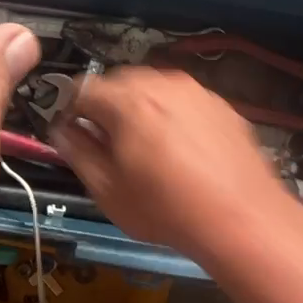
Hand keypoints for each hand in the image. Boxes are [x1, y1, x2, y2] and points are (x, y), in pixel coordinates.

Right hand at [49, 67, 302, 261]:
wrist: (240, 218)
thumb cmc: (164, 208)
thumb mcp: (106, 189)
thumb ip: (77, 152)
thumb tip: (62, 131)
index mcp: (128, 101)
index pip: (81, 88)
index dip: (68, 111)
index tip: (68, 135)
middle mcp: (163, 84)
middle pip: (118, 84)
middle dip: (103, 109)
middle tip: (101, 145)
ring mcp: (197, 92)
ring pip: (152, 91)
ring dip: (136, 112)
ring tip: (138, 150)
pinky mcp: (222, 107)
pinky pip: (181, 104)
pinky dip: (168, 119)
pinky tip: (173, 153)